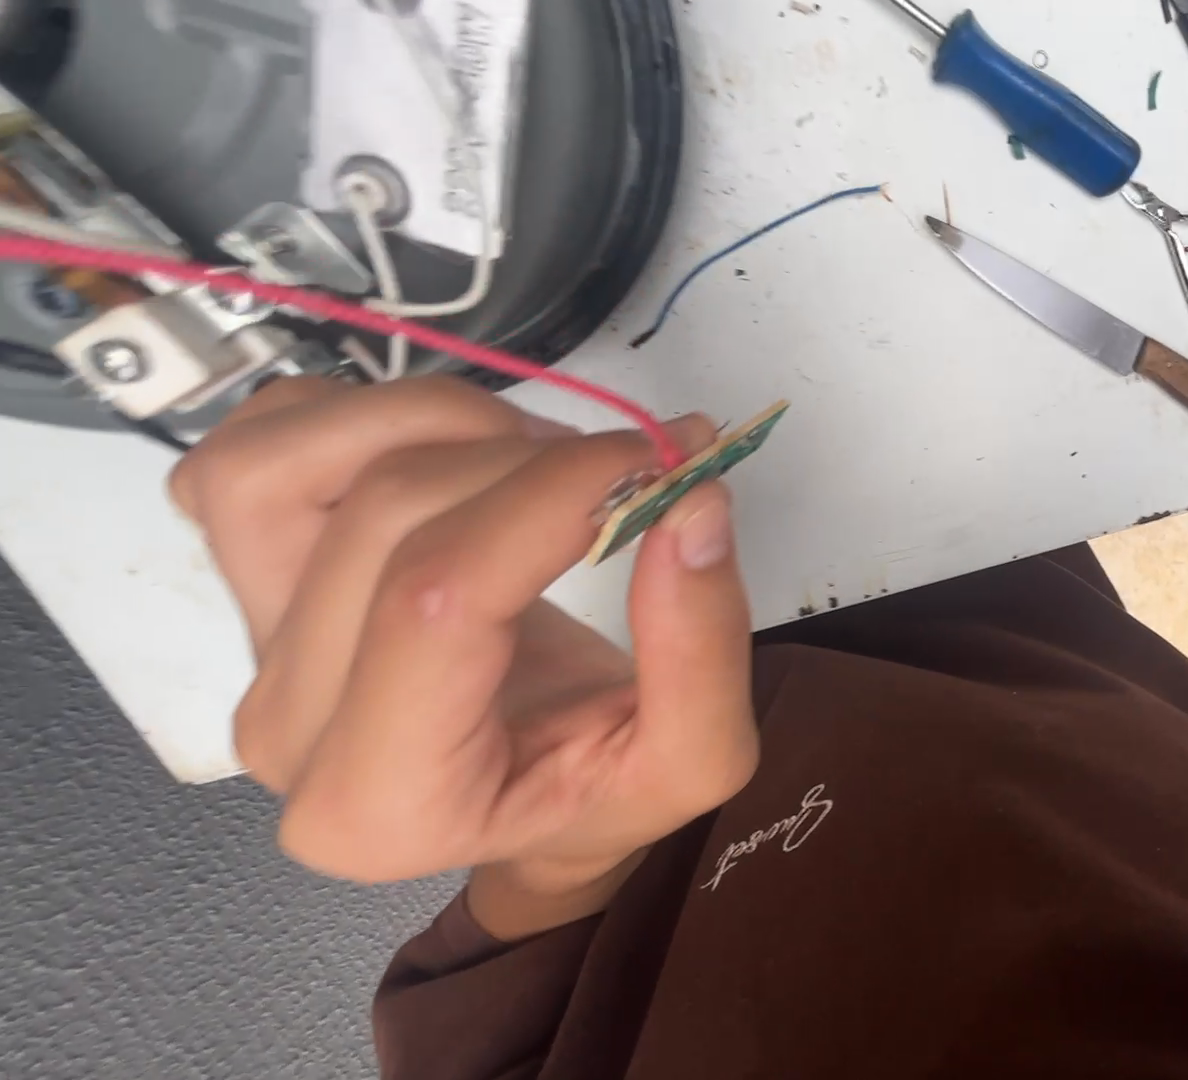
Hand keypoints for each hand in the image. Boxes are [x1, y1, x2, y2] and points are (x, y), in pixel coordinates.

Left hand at [170, 376, 758, 932]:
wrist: (537, 795)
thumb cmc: (614, 793)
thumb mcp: (701, 755)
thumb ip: (705, 644)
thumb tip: (690, 498)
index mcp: (392, 800)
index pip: (442, 596)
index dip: (556, 496)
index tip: (662, 460)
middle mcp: (292, 728)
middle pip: (384, 517)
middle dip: (532, 458)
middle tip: (634, 464)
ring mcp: (257, 651)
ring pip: (275, 467)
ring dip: (436, 422)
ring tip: (545, 453)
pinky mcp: (252, 590)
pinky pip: (251, 454)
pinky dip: (360, 419)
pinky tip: (466, 452)